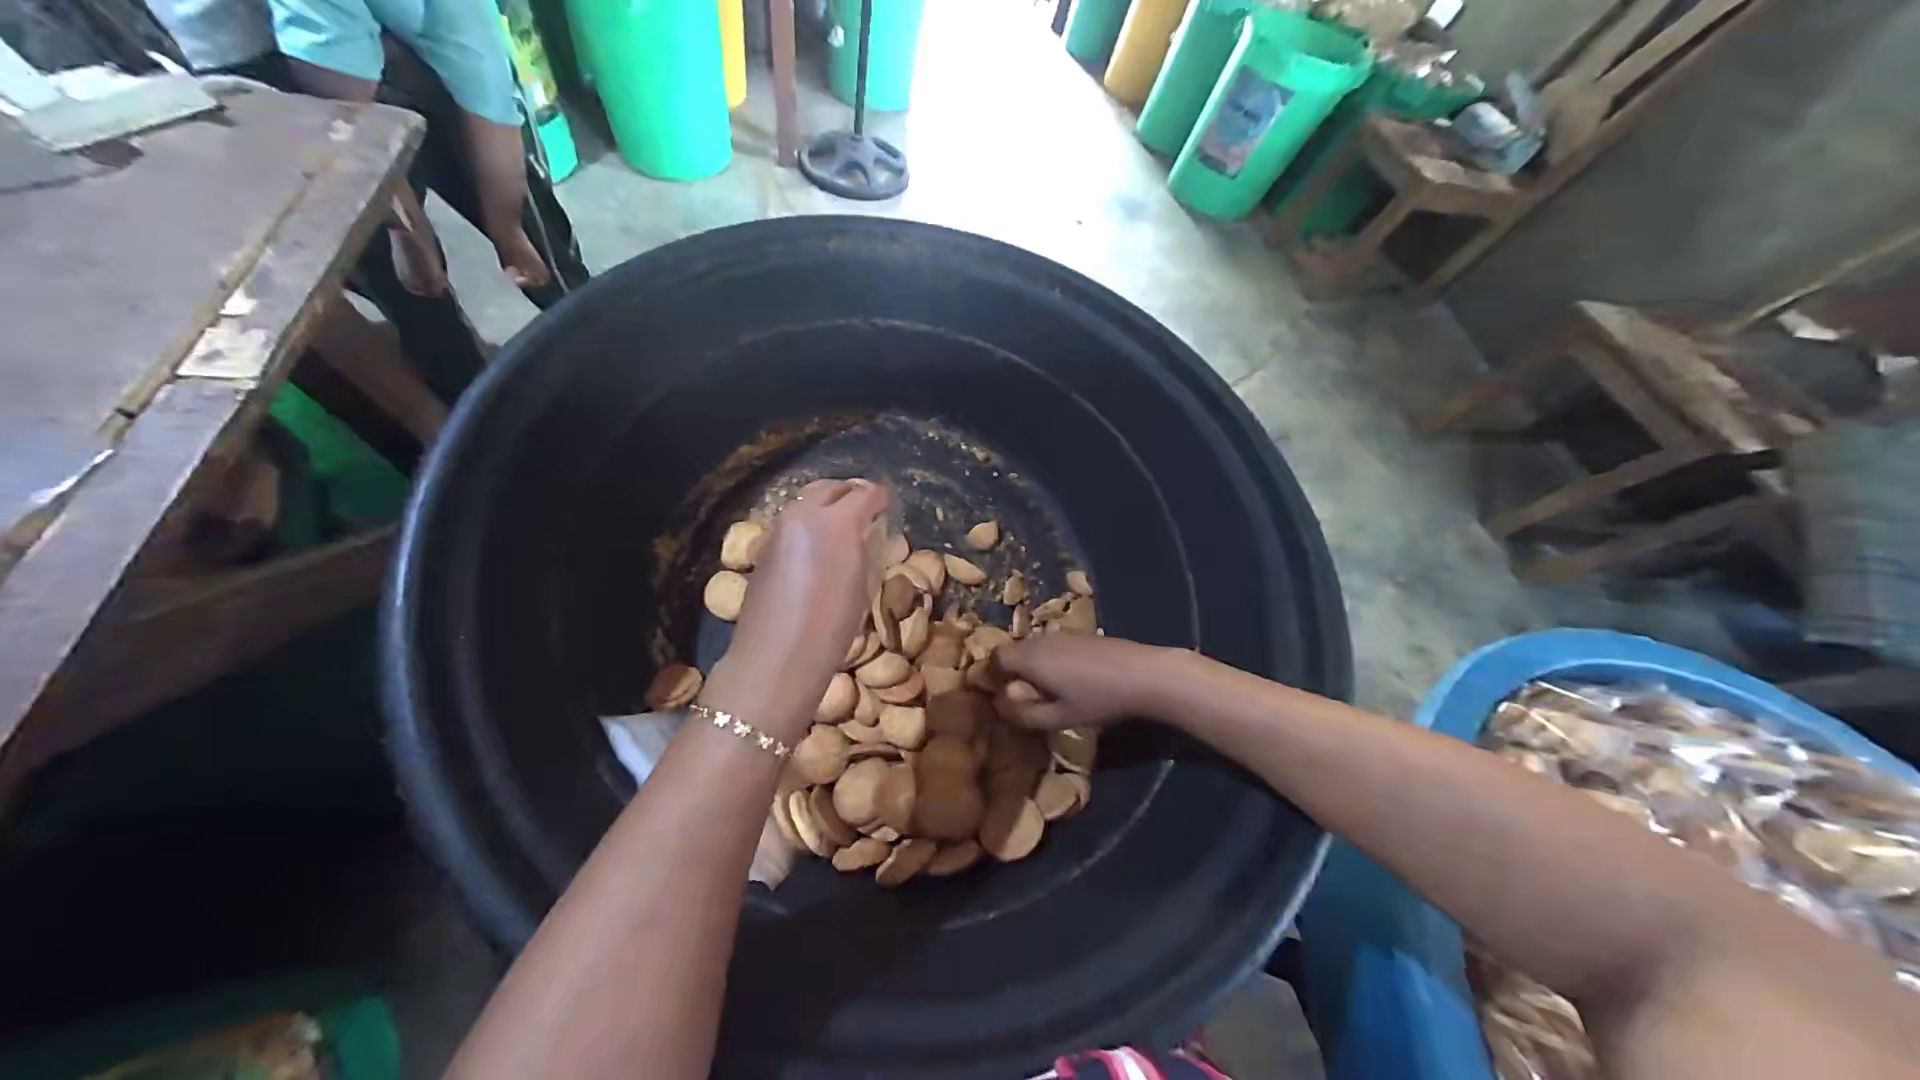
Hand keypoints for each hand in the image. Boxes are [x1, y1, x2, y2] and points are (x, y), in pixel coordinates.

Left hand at [706, 479, 887, 738]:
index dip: (879, 497)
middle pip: (831, 488)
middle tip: (865, 506)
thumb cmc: (832, 626)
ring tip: (842, 524)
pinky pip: (792, 523)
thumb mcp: (862, 585)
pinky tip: (817, 545)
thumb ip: (863, 550)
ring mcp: (779, 529)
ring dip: (827, 505)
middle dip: (851, 492)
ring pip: (807, 502)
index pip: (864, 494)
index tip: (887, 504)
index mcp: (836, 522)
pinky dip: (809, 524)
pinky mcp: (764, 548)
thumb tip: (864, 536)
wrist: (777, 656)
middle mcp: (804, 515)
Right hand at [992, 635, 1194, 730]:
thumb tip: (999, 706)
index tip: (994, 695)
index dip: (989, 675)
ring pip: (1033, 648)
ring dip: (1030, 667)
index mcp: (1029, 657)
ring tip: (1043, 692)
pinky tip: (1068, 682)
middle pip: (1013, 651)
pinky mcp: (1081, 636)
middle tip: (1017, 697)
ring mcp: (1063, 635)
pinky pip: (1052, 646)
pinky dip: (1048, 662)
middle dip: (1009, 672)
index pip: (994, 659)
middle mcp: (1041, 640)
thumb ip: (1024, 715)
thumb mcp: (1059, 717)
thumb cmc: (1098, 698)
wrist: (1145, 674)